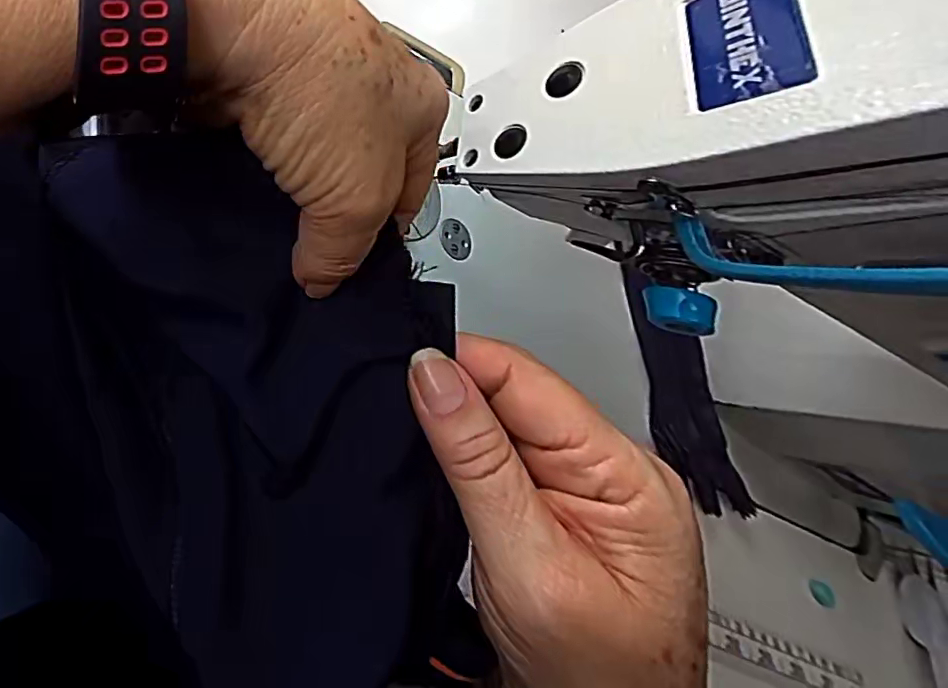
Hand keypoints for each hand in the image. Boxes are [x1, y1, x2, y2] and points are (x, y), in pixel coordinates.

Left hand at [176, 0, 447, 295]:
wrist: (241, 28)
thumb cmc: (319, 86)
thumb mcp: (356, 193)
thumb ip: (343, 247)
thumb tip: (322, 278)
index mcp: (419, 104)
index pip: (414, 189)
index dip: (384, 233)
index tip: (355, 264)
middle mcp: (364, 84)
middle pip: (354, 166)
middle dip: (327, 206)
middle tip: (303, 242)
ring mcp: (306, 75)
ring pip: (300, 149)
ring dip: (282, 180)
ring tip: (262, 212)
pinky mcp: (254, 76)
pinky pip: (256, 132)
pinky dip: (246, 156)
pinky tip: (234, 177)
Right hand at [408, 335, 706, 687]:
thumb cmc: (592, 669)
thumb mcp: (523, 559)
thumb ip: (474, 458)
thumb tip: (430, 370)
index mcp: (624, 474)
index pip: (520, 375)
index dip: (452, 366)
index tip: (400, 380)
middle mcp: (605, 465)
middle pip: (503, 386)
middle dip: (445, 395)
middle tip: (403, 424)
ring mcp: (576, 478)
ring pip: (488, 411)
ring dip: (445, 422)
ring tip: (422, 454)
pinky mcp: (545, 490)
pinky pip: (486, 441)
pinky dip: (450, 444)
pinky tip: (437, 462)